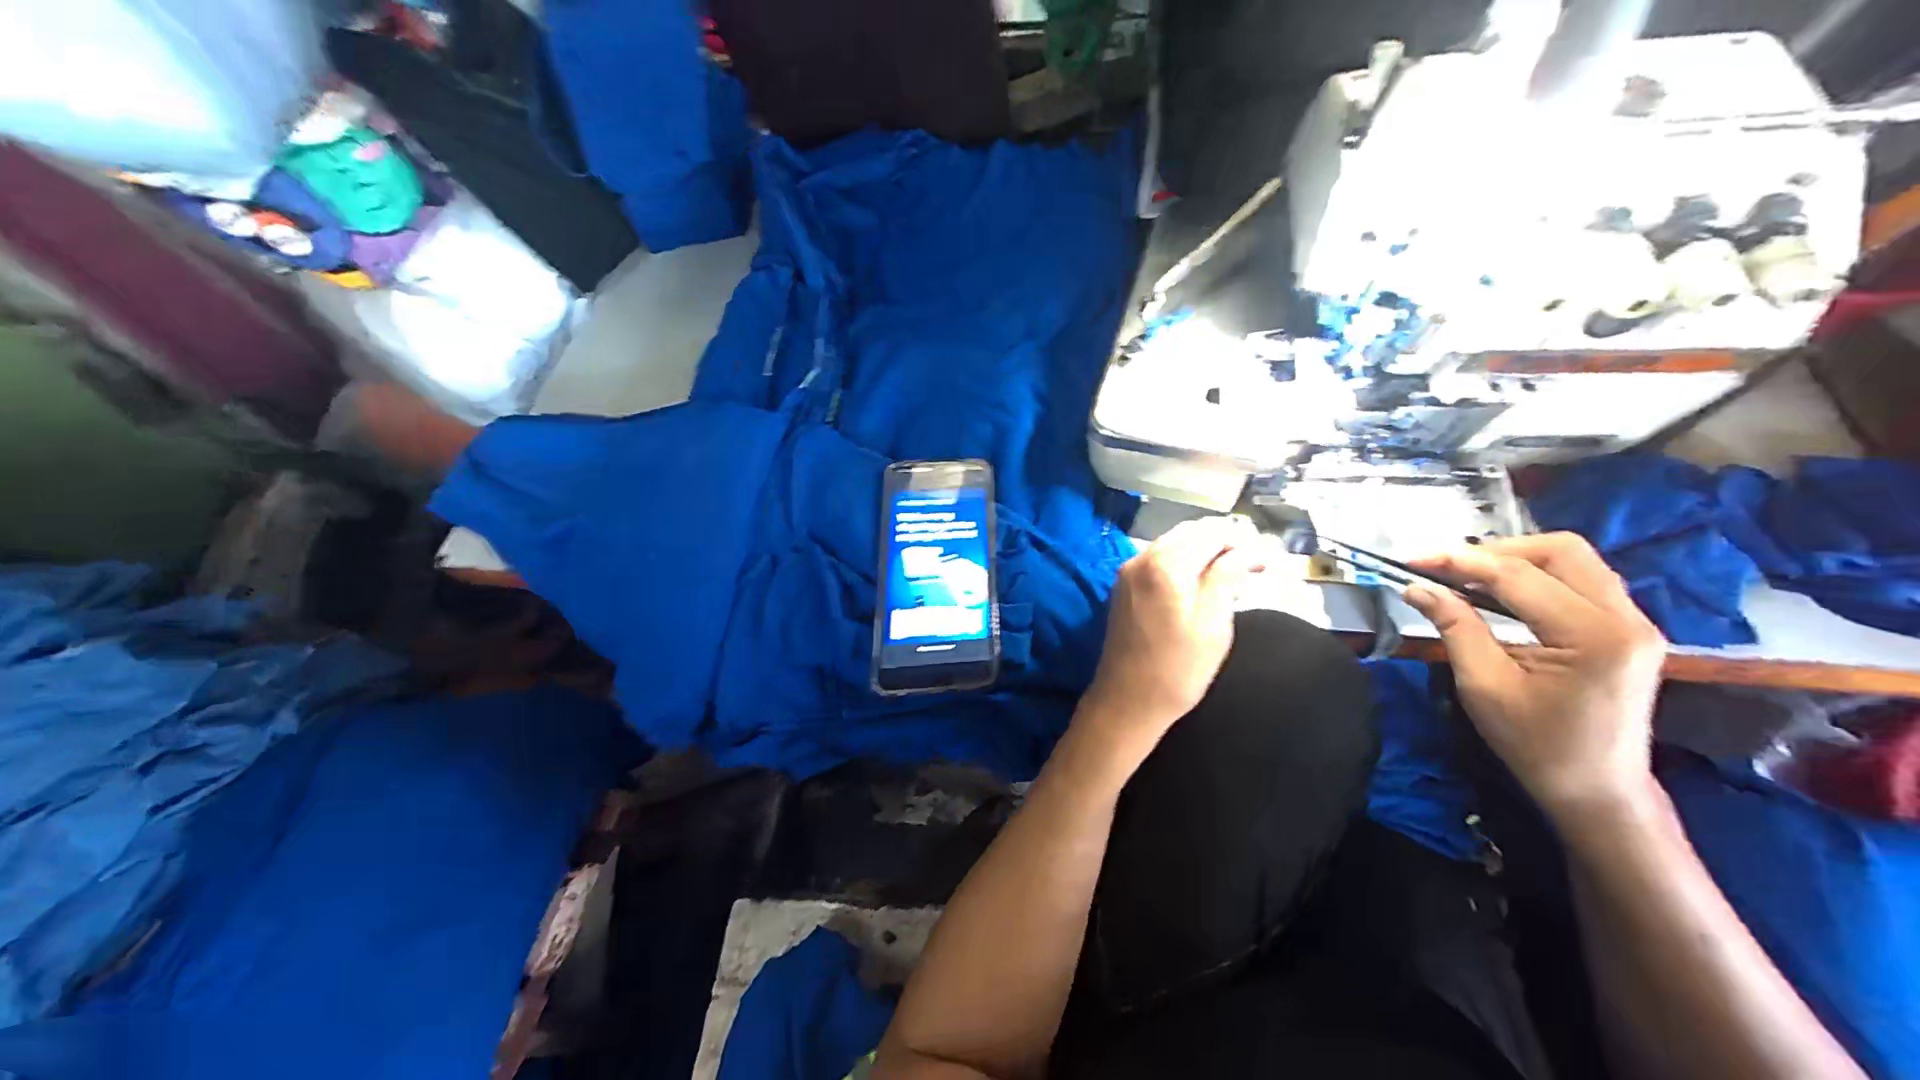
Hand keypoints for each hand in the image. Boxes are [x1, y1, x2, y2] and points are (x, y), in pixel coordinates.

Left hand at [1074, 516, 1257, 765]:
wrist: (1127, 701)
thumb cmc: (1178, 669)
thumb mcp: (1214, 624)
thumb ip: (1228, 578)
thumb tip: (1247, 550)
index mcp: (1166, 564)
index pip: (1211, 533)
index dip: (1242, 542)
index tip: (1265, 562)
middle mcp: (1141, 558)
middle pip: (1189, 533)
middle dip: (1222, 542)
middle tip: (1250, 565)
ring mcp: (1128, 571)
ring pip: (1172, 543)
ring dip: (1202, 550)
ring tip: (1230, 573)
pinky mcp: (1123, 586)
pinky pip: (1157, 558)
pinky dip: (1182, 560)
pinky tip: (1200, 580)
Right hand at [1404, 533, 1666, 819]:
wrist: (1596, 790)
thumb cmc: (1536, 745)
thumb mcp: (1484, 686)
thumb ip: (1455, 627)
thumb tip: (1418, 588)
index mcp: (1595, 636)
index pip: (1519, 576)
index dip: (1461, 562)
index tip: (1414, 561)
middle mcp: (1627, 619)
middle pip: (1562, 550)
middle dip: (1497, 550)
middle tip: (1448, 568)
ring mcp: (1634, 623)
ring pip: (1575, 560)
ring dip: (1518, 559)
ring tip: (1469, 576)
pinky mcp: (1627, 630)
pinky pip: (1582, 581)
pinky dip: (1537, 576)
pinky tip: (1502, 592)